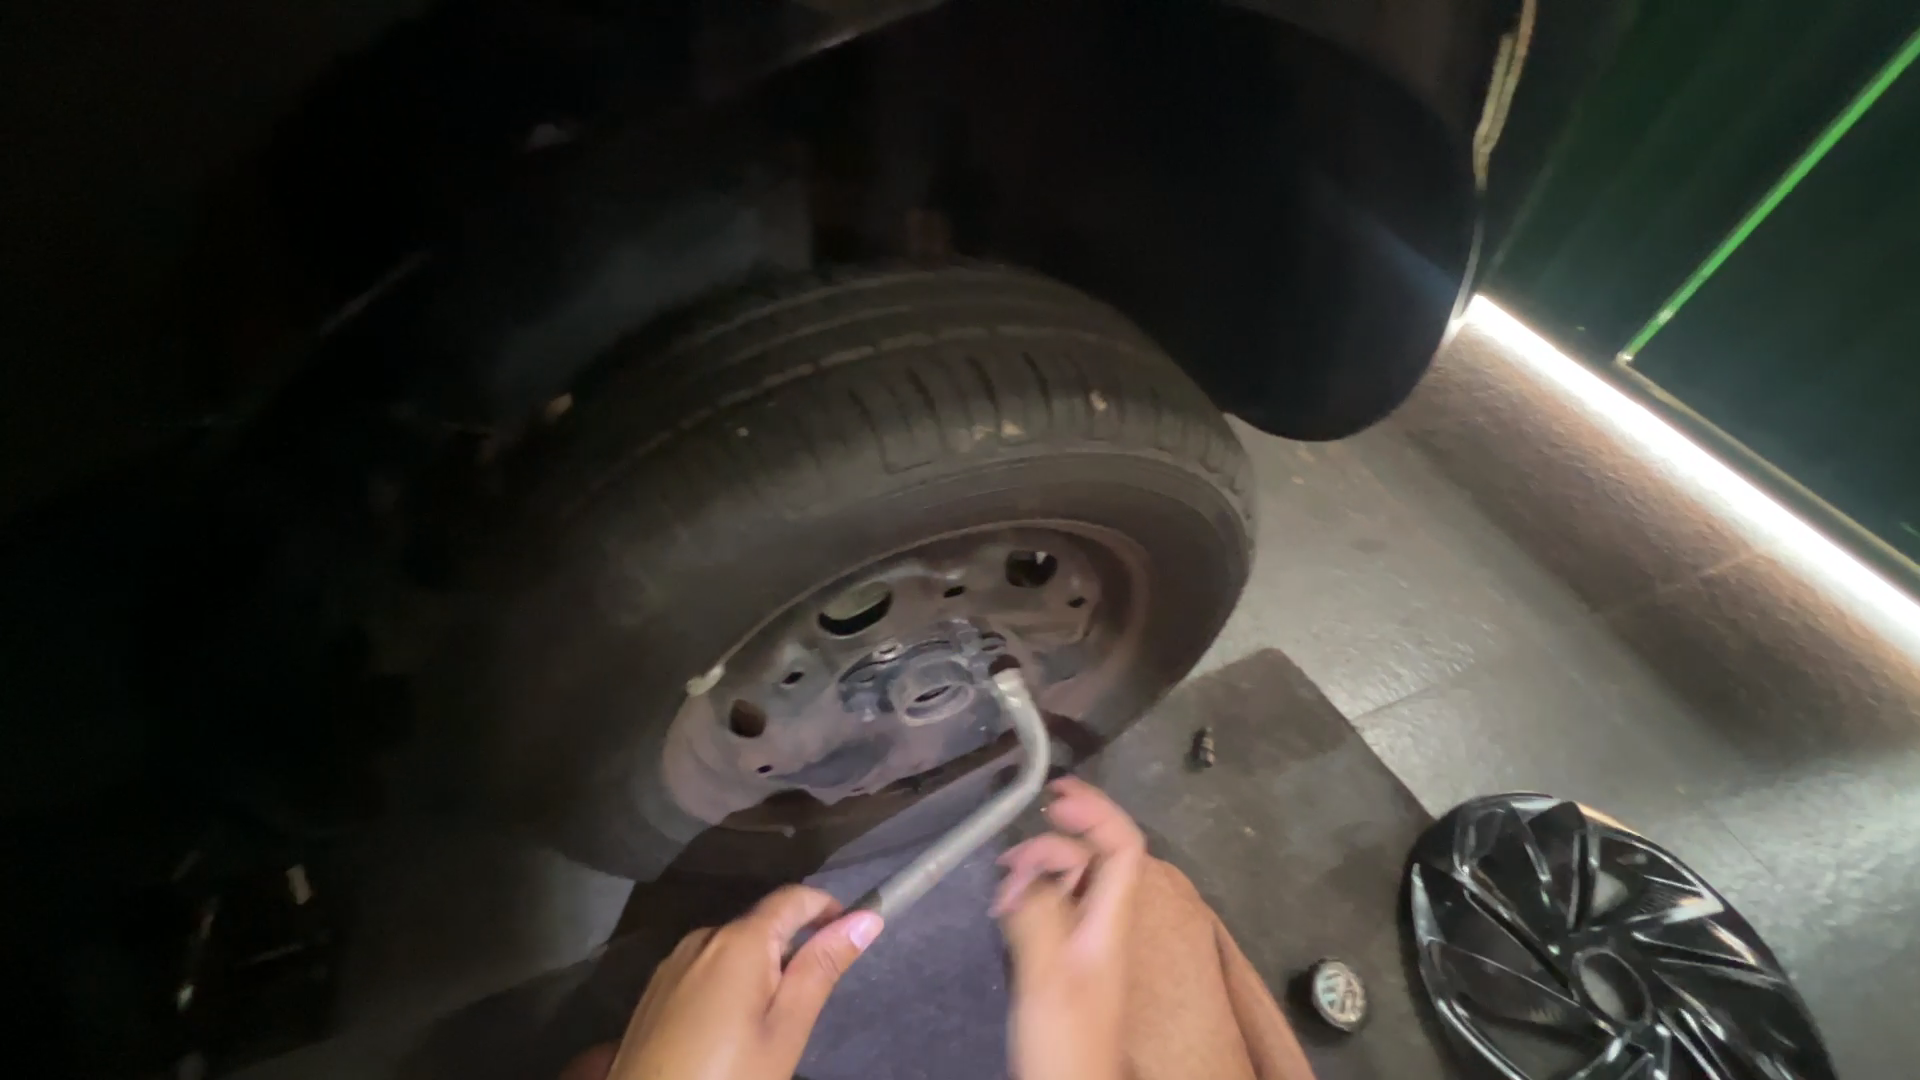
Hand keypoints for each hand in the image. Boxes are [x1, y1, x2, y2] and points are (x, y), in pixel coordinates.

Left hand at [601, 886, 882, 1079]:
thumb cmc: (728, 1076)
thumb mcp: (786, 1029)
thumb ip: (823, 966)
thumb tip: (867, 917)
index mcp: (739, 938)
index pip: (794, 897)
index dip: (827, 909)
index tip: (849, 936)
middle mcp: (703, 936)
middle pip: (762, 923)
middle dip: (791, 947)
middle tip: (806, 1000)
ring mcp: (672, 963)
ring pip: (732, 947)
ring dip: (758, 967)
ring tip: (766, 1022)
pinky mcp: (652, 991)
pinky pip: (704, 968)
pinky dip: (727, 983)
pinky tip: (726, 1029)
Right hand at [993, 777, 1145, 1079]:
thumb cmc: (1065, 1042)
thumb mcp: (1049, 977)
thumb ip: (1039, 916)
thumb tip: (1026, 874)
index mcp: (1111, 920)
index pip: (1122, 846)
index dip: (1096, 811)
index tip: (1057, 796)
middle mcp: (1105, 919)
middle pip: (1090, 855)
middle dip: (1049, 845)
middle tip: (1010, 863)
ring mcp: (1088, 934)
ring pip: (1069, 877)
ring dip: (1035, 869)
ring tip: (1004, 890)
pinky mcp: (1069, 948)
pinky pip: (1054, 900)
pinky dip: (1030, 892)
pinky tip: (1008, 906)